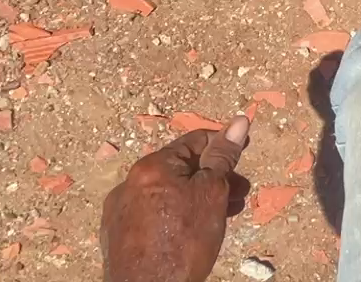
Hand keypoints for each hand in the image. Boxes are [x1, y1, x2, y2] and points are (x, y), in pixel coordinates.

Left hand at [101, 115, 250, 281]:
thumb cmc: (185, 240)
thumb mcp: (213, 191)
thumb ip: (223, 155)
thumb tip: (239, 121)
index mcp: (150, 167)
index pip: (195, 141)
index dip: (223, 146)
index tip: (243, 156)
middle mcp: (128, 184)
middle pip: (183, 168)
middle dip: (215, 176)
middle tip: (240, 192)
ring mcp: (119, 213)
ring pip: (171, 192)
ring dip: (200, 196)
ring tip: (226, 212)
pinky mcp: (117, 238)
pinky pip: (156, 213)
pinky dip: (179, 214)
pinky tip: (197, 229)